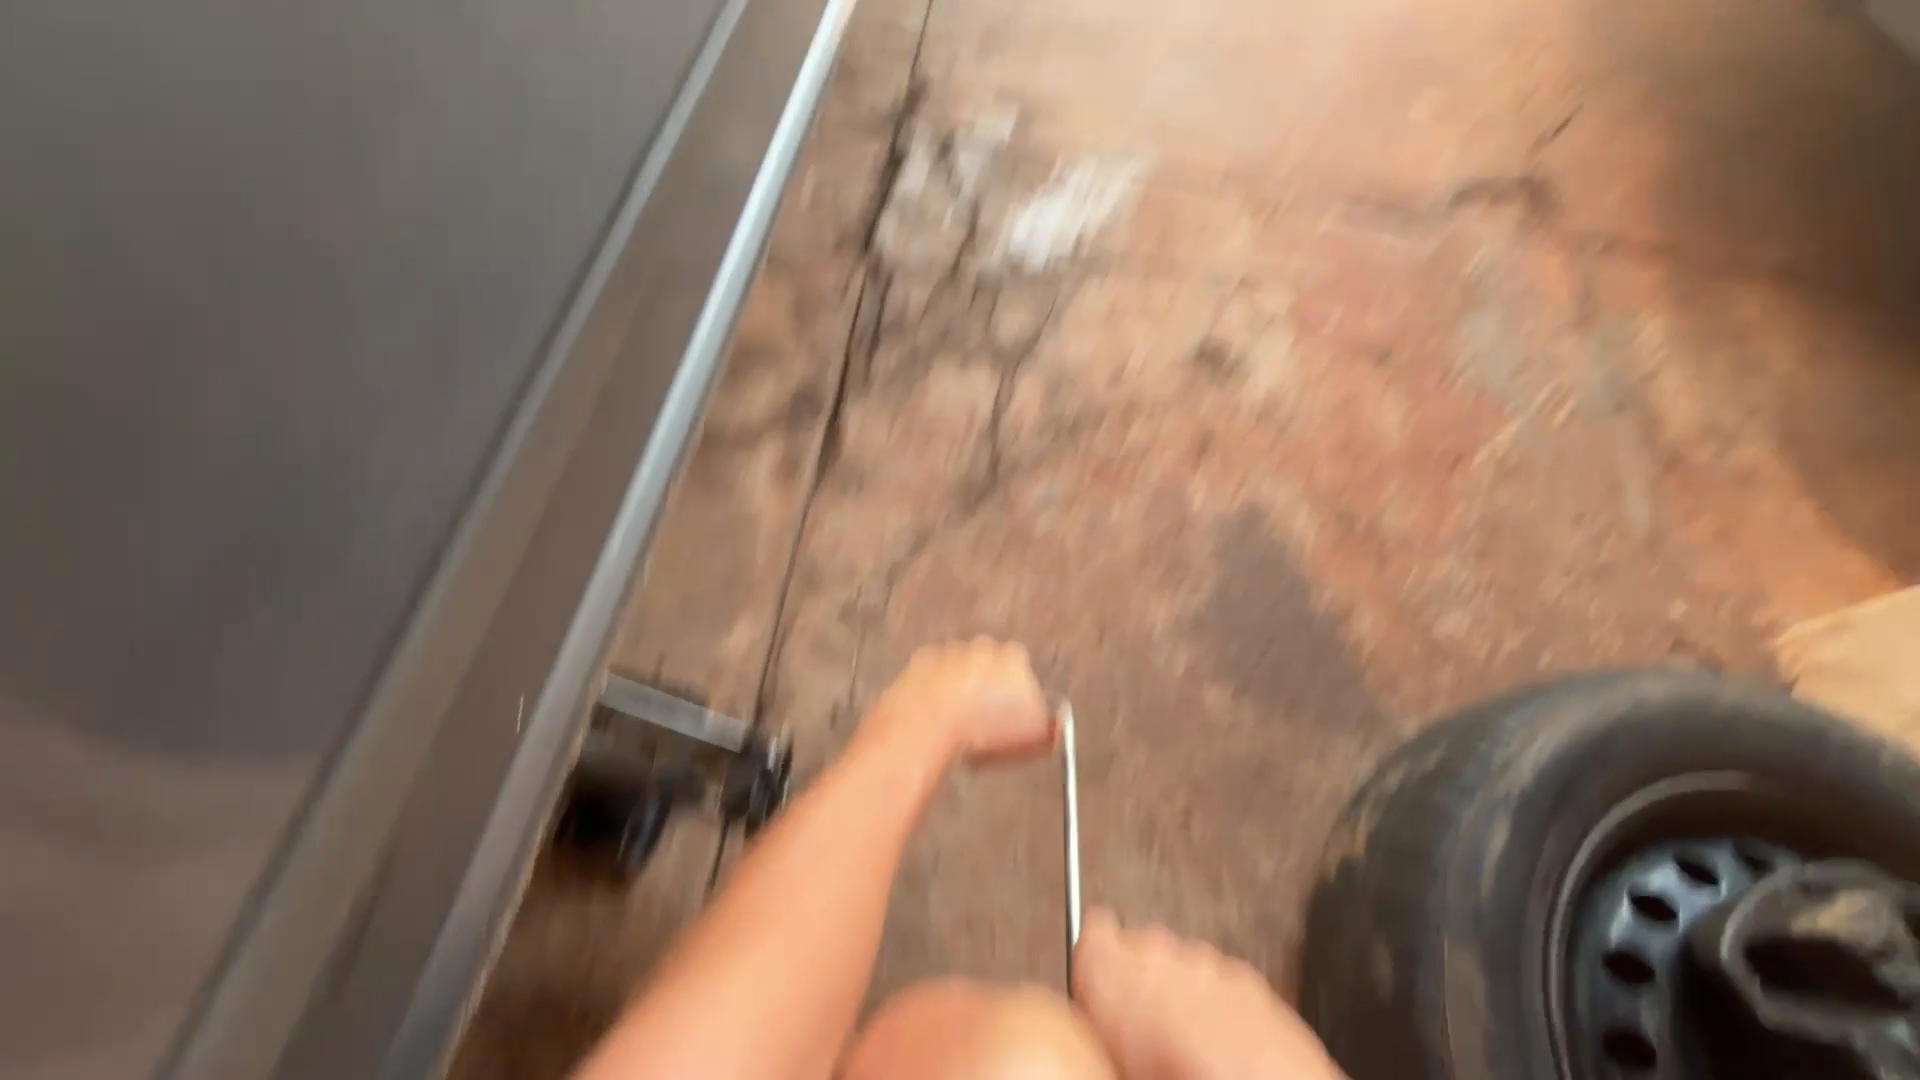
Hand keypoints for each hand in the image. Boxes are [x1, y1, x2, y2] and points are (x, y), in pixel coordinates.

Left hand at [865, 638, 1054, 763]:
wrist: (930, 723)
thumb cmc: (980, 730)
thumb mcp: (1029, 738)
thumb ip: (1048, 728)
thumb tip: (1055, 728)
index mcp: (1014, 661)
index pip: (1022, 671)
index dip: (1016, 694)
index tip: (1010, 714)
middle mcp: (985, 649)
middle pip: (991, 665)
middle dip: (988, 685)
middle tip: (983, 718)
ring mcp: (953, 651)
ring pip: (961, 667)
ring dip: (960, 686)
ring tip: (957, 719)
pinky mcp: (924, 659)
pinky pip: (933, 672)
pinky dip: (934, 687)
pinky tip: (935, 712)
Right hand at [1073, 909, 1346, 1079]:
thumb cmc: (1181, 1076)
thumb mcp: (1115, 1061)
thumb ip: (1099, 1027)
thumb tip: (1093, 1032)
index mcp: (1112, 967)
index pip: (1092, 932)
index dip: (1096, 961)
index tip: (1099, 988)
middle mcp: (1157, 951)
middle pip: (1139, 950)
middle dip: (1141, 984)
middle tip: (1144, 1035)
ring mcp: (1205, 960)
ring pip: (1182, 969)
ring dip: (1181, 998)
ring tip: (1186, 1052)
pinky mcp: (1247, 977)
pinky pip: (1219, 985)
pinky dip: (1218, 1010)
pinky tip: (1220, 1055)